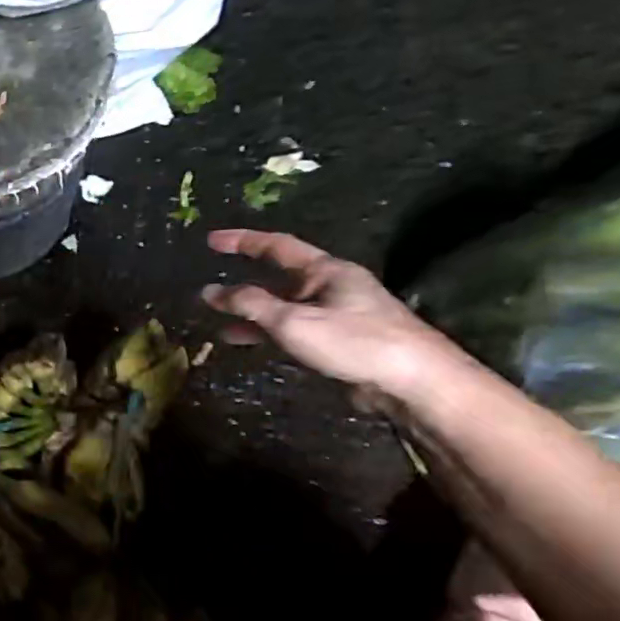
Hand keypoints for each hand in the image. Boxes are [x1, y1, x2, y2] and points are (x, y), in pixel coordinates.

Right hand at [200, 229, 471, 402]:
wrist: (410, 381)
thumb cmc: (353, 340)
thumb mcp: (293, 320)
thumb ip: (249, 304)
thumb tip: (210, 291)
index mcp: (325, 271)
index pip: (276, 246)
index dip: (242, 241)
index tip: (212, 240)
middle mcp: (330, 287)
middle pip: (278, 280)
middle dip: (243, 285)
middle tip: (210, 289)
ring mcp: (334, 315)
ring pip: (282, 309)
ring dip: (251, 315)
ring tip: (219, 324)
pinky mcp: (336, 342)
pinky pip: (292, 330)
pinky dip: (267, 334)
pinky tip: (248, 344)